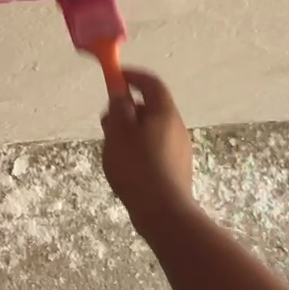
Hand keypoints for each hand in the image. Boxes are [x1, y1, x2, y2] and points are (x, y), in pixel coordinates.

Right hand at [100, 69, 196, 226]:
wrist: (164, 213)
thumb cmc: (137, 169)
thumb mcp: (119, 134)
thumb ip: (118, 110)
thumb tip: (122, 95)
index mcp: (164, 113)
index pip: (151, 83)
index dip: (132, 76)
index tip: (114, 77)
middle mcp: (176, 127)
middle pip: (151, 107)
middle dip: (128, 108)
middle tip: (108, 120)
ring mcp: (180, 148)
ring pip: (152, 129)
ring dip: (132, 130)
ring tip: (113, 147)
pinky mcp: (177, 168)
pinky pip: (156, 147)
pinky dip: (140, 147)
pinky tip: (127, 166)